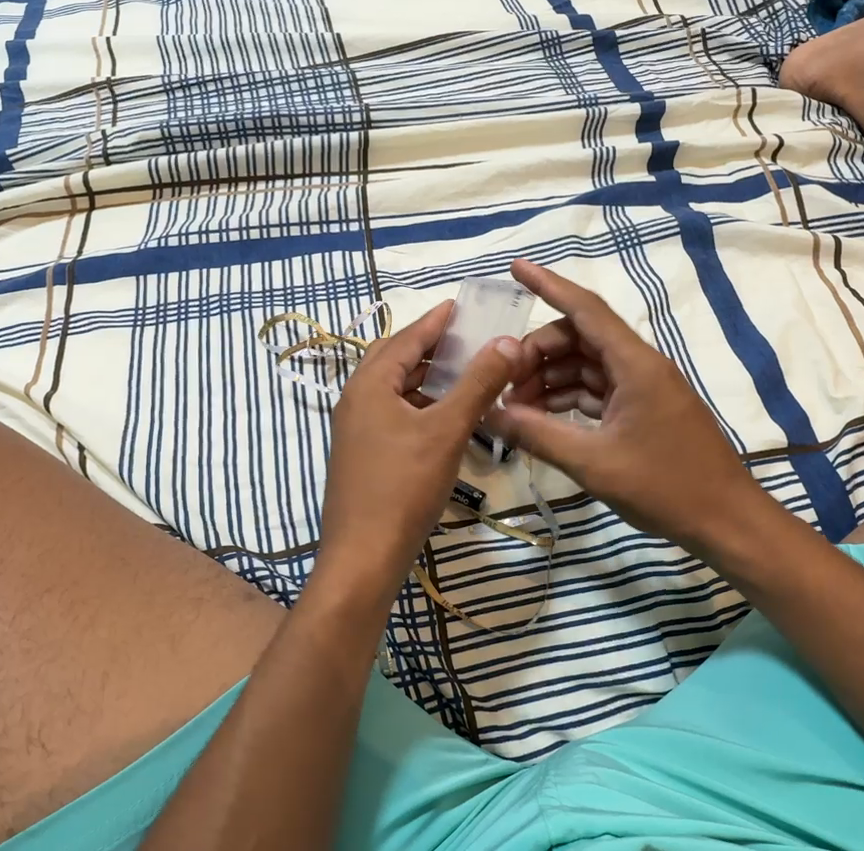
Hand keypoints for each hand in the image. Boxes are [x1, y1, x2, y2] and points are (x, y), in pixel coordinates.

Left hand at [316, 301, 521, 594]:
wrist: (363, 557)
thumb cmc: (403, 487)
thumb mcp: (447, 431)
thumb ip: (478, 384)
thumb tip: (508, 342)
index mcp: (369, 385)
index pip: (405, 338)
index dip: (435, 321)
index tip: (460, 305)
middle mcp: (355, 400)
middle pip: (393, 359)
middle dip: (428, 347)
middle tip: (466, 338)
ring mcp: (355, 430)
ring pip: (392, 390)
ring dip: (424, 378)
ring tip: (463, 373)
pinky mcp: (362, 455)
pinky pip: (391, 414)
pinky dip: (418, 405)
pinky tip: (446, 418)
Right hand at [491, 260, 762, 554]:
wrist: (726, 521)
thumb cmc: (664, 487)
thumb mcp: (593, 463)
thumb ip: (538, 434)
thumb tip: (491, 414)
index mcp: (635, 364)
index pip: (585, 309)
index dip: (548, 285)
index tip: (515, 267)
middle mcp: (640, 365)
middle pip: (579, 337)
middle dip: (537, 352)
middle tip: (502, 380)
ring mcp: (644, 388)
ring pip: (586, 365)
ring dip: (549, 379)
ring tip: (514, 406)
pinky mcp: (644, 410)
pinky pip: (597, 389)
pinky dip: (568, 398)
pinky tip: (540, 418)